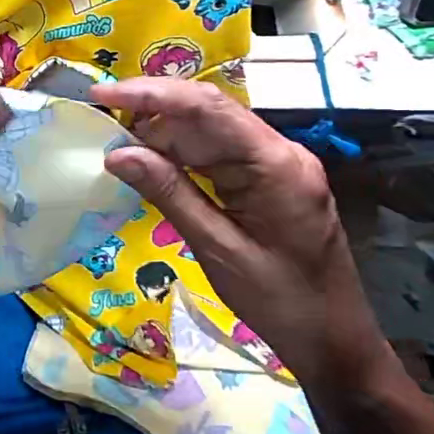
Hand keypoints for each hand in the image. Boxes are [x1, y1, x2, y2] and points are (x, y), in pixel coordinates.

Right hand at [88, 77, 391, 387]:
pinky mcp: (265, 181)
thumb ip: (169, 194)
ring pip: (206, 132)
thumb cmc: (282, 302)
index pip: (207, 108)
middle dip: (149, 112)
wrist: (334, 340)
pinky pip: (215, 155)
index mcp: (275, 164)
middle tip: (98, 122)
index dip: (151, 94)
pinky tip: (148, 163)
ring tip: (114, 143)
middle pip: (205, 114)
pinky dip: (177, 156)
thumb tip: (116, 154)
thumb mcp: (218, 249)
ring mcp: (273, 165)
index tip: (101, 93)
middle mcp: (277, 152)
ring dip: (159, 135)